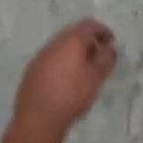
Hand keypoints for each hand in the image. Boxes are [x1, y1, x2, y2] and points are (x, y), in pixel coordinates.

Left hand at [12, 19, 117, 137]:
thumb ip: (106, 58)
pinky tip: (65, 80)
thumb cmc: (72, 94)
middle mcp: (54, 43)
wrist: (38, 118)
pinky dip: (62, 63)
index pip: (89, 25)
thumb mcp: (97, 77)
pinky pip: (51, 59)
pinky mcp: (32, 70)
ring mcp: (40, 56)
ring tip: (84, 70)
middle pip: (74, 34)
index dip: (103, 31)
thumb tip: (109, 47)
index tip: (111, 44)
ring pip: (61, 47)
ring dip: (74, 53)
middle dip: (88, 42)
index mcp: (71, 40)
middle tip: (99, 57)